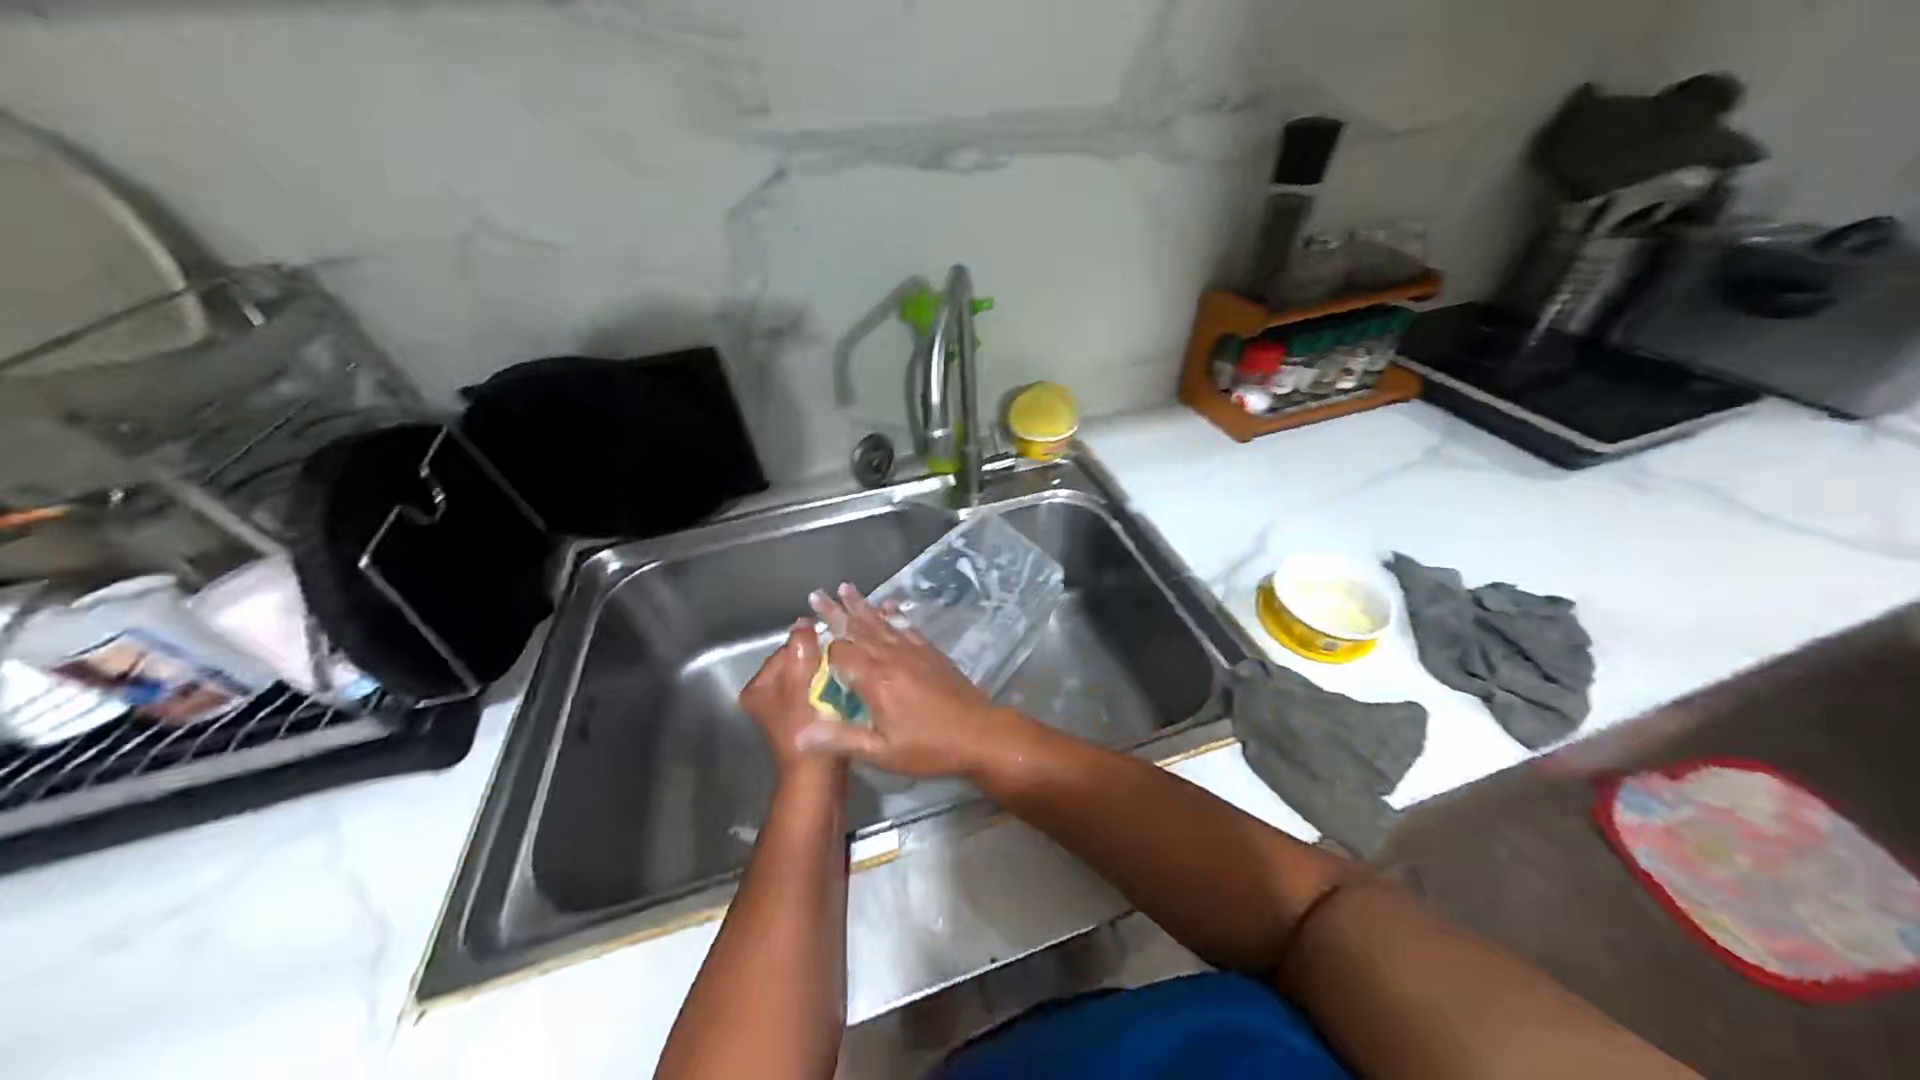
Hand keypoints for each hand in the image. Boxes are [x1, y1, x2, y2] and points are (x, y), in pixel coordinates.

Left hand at [738, 618, 837, 777]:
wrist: (818, 780)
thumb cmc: (803, 731)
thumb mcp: (799, 686)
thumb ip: (799, 653)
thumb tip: (802, 623)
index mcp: (757, 688)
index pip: (785, 651)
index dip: (810, 645)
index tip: (834, 643)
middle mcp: (768, 697)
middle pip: (799, 663)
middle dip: (821, 659)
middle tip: (845, 658)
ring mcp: (788, 710)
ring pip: (812, 678)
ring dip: (829, 674)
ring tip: (849, 672)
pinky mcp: (807, 720)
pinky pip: (820, 693)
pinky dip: (833, 689)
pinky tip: (849, 689)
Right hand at [798, 582, 1031, 778]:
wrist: (980, 734)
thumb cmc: (929, 747)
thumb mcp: (881, 752)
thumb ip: (840, 739)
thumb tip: (799, 734)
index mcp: (875, 680)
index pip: (840, 653)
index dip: (823, 649)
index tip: (808, 641)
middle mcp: (892, 657)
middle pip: (858, 628)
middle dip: (835, 612)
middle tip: (816, 594)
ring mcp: (914, 651)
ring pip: (881, 622)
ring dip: (862, 605)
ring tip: (846, 588)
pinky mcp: (931, 652)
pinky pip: (906, 626)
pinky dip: (894, 614)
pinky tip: (888, 606)